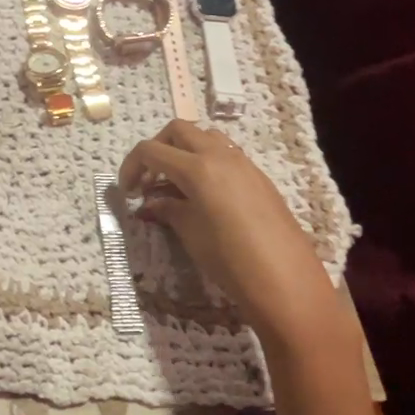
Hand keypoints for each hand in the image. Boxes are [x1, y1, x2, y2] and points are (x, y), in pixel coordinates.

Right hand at [118, 120, 338, 345]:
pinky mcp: (259, 178)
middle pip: (178, 130)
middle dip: (157, 148)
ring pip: (205, 137)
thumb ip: (168, 209)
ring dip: (184, 150)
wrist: (287, 284)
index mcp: (197, 168)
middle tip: (149, 179)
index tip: (127, 191)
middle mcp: (220, 155)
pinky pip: (226, 154)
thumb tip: (151, 204)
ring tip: (176, 183)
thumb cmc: (231, 260)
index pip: (151, 150)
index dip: (131, 167)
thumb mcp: (190, 233)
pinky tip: (204, 194)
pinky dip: (206, 162)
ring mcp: (244, 164)